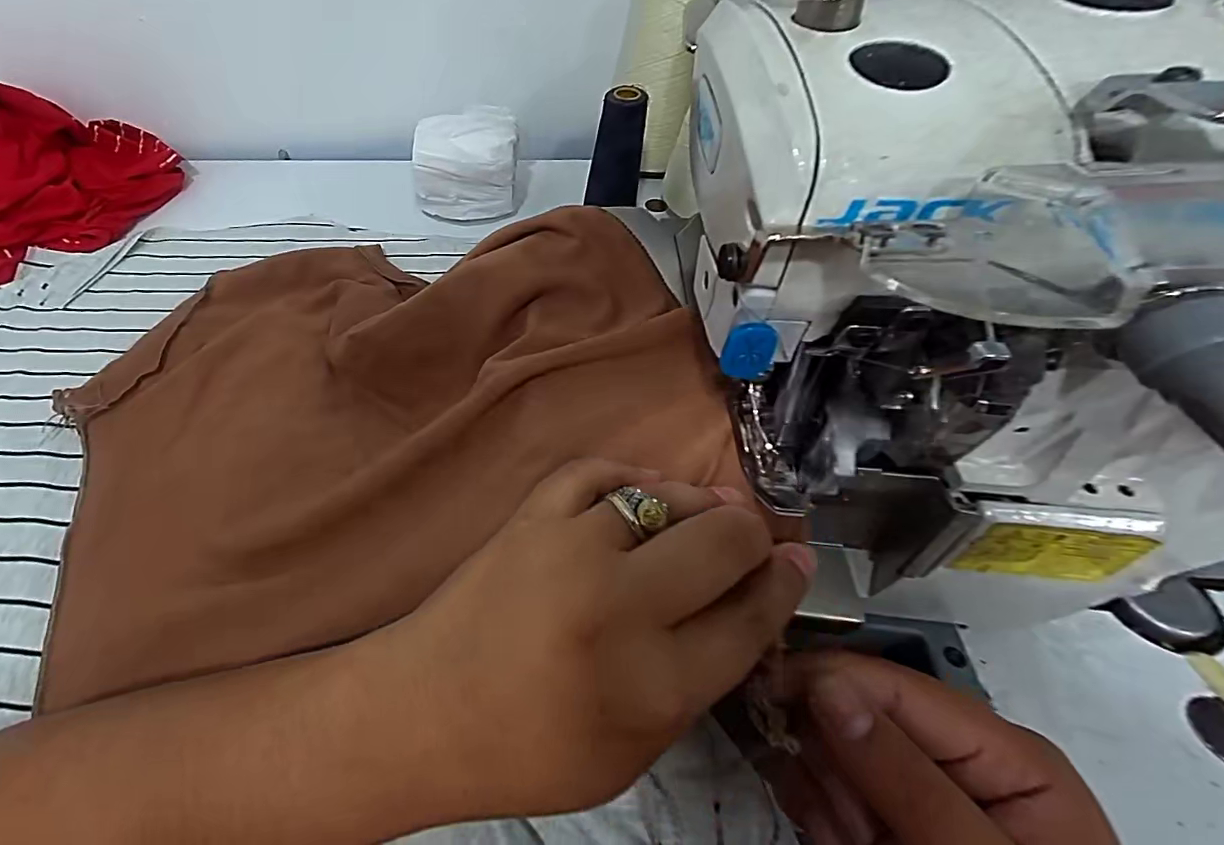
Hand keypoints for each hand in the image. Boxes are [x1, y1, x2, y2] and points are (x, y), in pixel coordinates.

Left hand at [363, 458, 815, 819]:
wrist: (427, 707)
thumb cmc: (531, 748)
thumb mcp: (633, 751)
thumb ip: (694, 682)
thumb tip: (743, 605)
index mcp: (656, 685)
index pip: (748, 618)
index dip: (781, 585)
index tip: (795, 561)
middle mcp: (620, 606)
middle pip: (721, 542)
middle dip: (750, 535)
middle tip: (748, 537)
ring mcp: (569, 548)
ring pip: (663, 496)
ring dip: (696, 501)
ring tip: (702, 512)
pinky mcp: (528, 517)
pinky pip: (594, 471)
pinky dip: (627, 475)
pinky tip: (641, 489)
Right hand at [768, 651, 1118, 844]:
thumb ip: (909, 779)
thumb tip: (827, 685)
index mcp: (1003, 750)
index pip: (886, 678)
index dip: (818, 679)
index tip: (767, 702)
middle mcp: (956, 753)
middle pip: (849, 704)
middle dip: (827, 757)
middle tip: (846, 823)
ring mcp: (916, 782)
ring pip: (824, 740)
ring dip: (818, 790)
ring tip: (848, 841)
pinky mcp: (884, 808)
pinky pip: (821, 779)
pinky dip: (815, 809)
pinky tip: (840, 839)